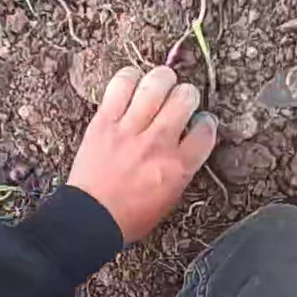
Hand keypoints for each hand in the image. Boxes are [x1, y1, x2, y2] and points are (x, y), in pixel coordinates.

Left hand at [68, 66, 217, 242]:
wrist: (90, 219)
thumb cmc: (130, 216)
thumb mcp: (170, 198)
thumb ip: (182, 167)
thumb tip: (187, 141)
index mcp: (179, 167)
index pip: (206, 129)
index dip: (206, 122)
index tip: (199, 122)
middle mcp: (158, 144)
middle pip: (185, 98)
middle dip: (187, 95)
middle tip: (179, 100)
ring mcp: (130, 130)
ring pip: (156, 84)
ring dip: (163, 79)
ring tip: (161, 83)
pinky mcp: (104, 121)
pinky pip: (121, 85)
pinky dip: (130, 77)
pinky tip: (133, 83)